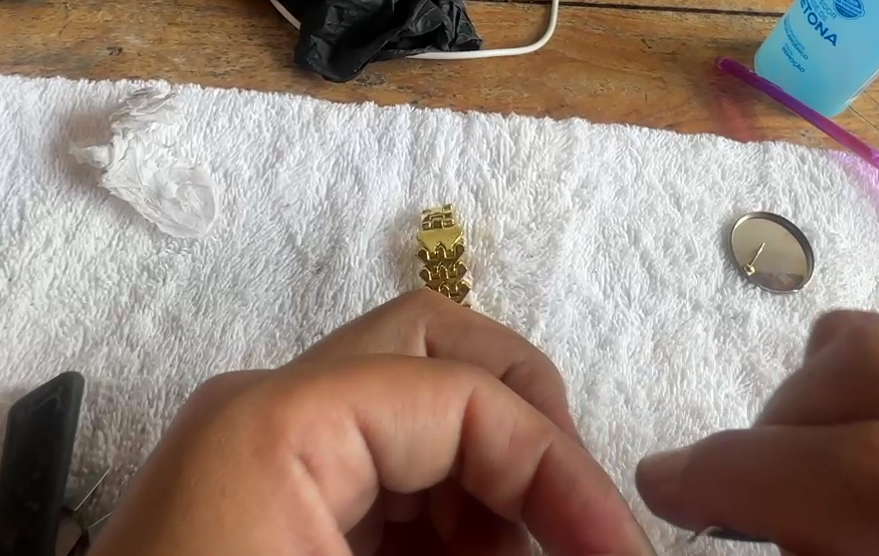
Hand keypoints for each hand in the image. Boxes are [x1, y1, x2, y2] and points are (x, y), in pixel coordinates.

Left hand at [91, 290, 652, 555]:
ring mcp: (256, 444)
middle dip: (520, 416)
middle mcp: (263, 404)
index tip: (623, 553)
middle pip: (428, 344)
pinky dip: (440, 506)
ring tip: (527, 552)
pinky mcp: (260, 495)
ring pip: (407, 398)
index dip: (561, 466)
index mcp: (276, 419)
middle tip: (577, 510)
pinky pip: (375, 463)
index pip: (461, 391)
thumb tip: (618, 553)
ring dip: (484, 466)